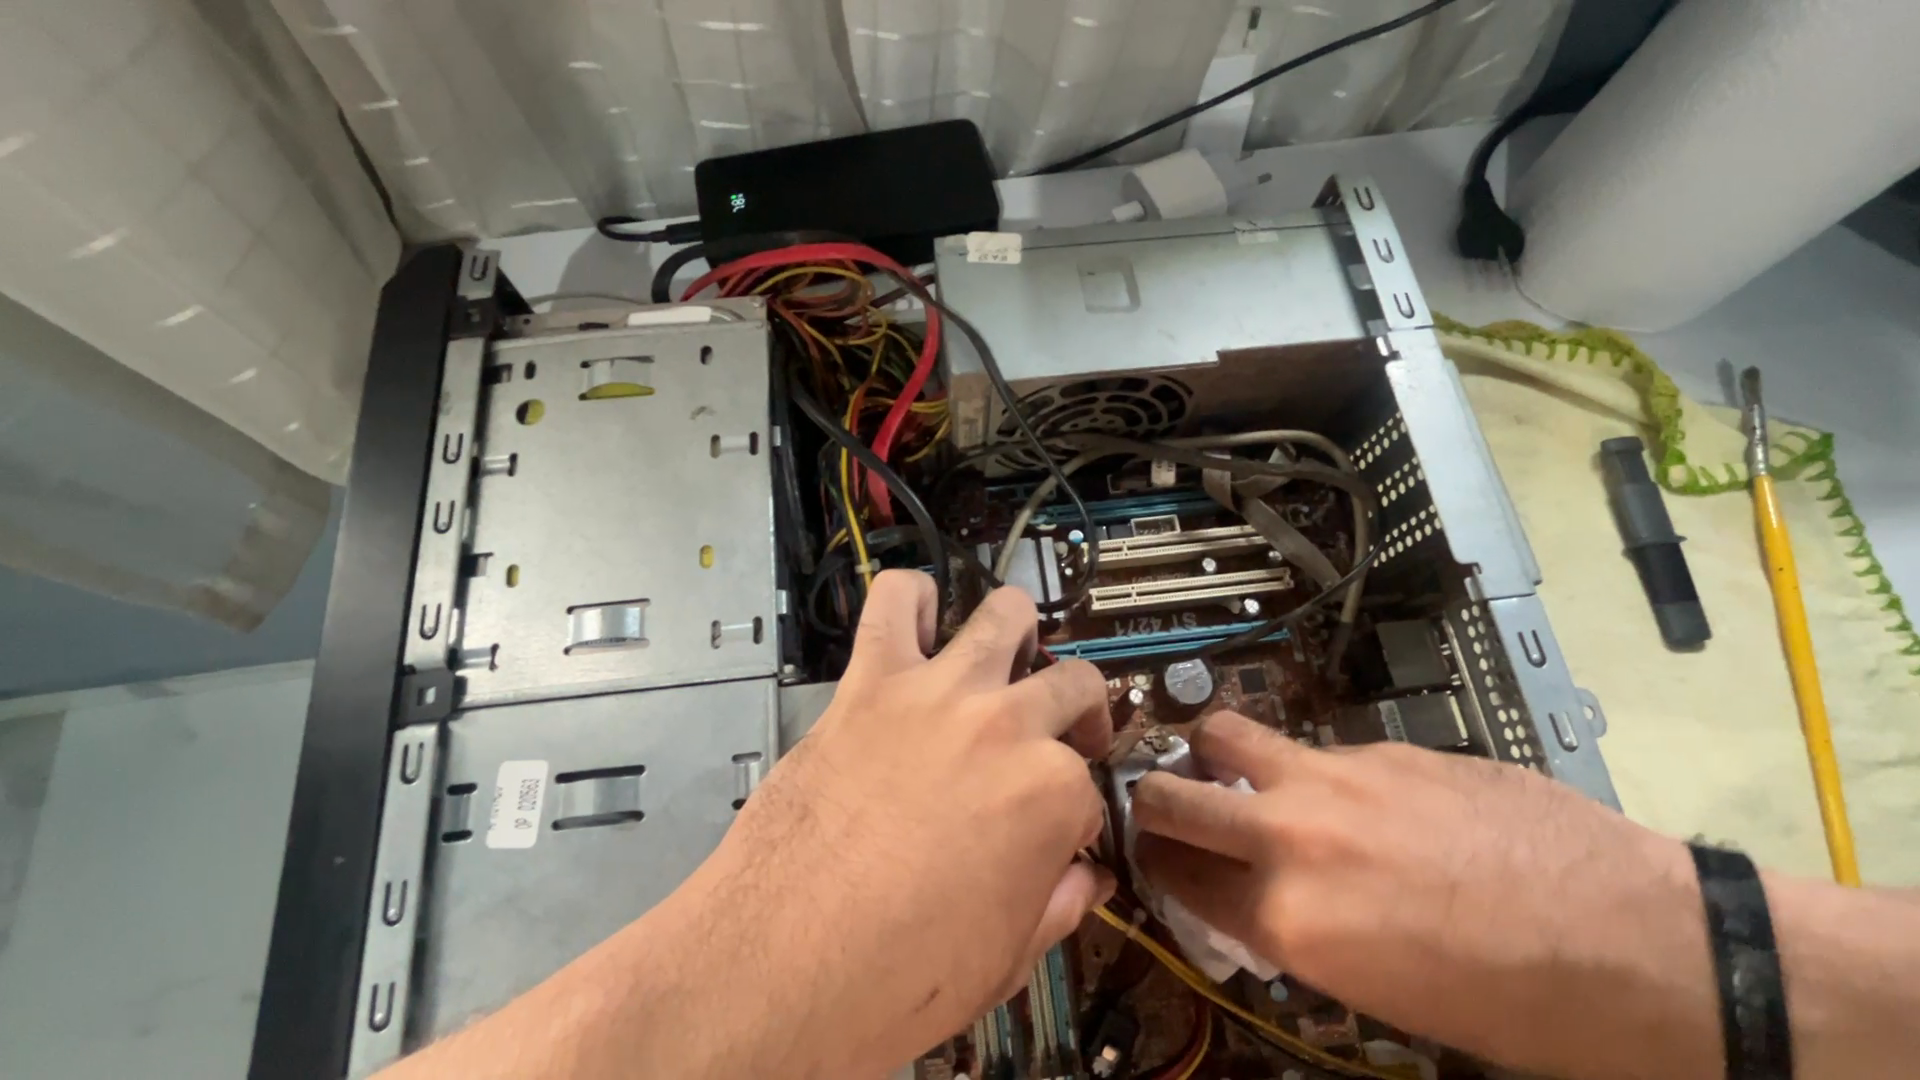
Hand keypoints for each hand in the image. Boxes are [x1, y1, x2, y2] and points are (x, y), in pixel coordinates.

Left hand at [683, 572, 1115, 1074]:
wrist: (779, 962)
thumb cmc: (893, 975)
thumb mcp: (1004, 960)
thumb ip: (1057, 905)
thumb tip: (1084, 879)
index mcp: (1051, 793)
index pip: (1087, 788)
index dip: (1075, 817)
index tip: (1058, 834)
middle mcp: (1006, 724)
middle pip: (1071, 684)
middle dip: (1078, 713)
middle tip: (1059, 737)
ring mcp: (938, 693)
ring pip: (1004, 614)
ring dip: (1017, 630)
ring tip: (1007, 656)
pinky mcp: (870, 683)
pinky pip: (895, 601)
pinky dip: (912, 598)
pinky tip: (920, 621)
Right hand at [1132, 712, 1719, 1079]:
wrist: (1644, 947)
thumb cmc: (1511, 1005)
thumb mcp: (1372, 991)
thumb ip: (1289, 928)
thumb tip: (1252, 891)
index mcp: (1285, 919)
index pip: (1172, 875)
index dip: (1156, 868)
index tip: (1160, 864)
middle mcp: (1289, 836)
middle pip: (1167, 794)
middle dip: (1152, 803)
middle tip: (1172, 814)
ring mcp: (1334, 779)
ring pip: (1222, 733)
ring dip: (1214, 755)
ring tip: (1242, 777)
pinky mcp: (1385, 746)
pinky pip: (1316, 751)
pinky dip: (1313, 773)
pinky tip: (1370, 806)